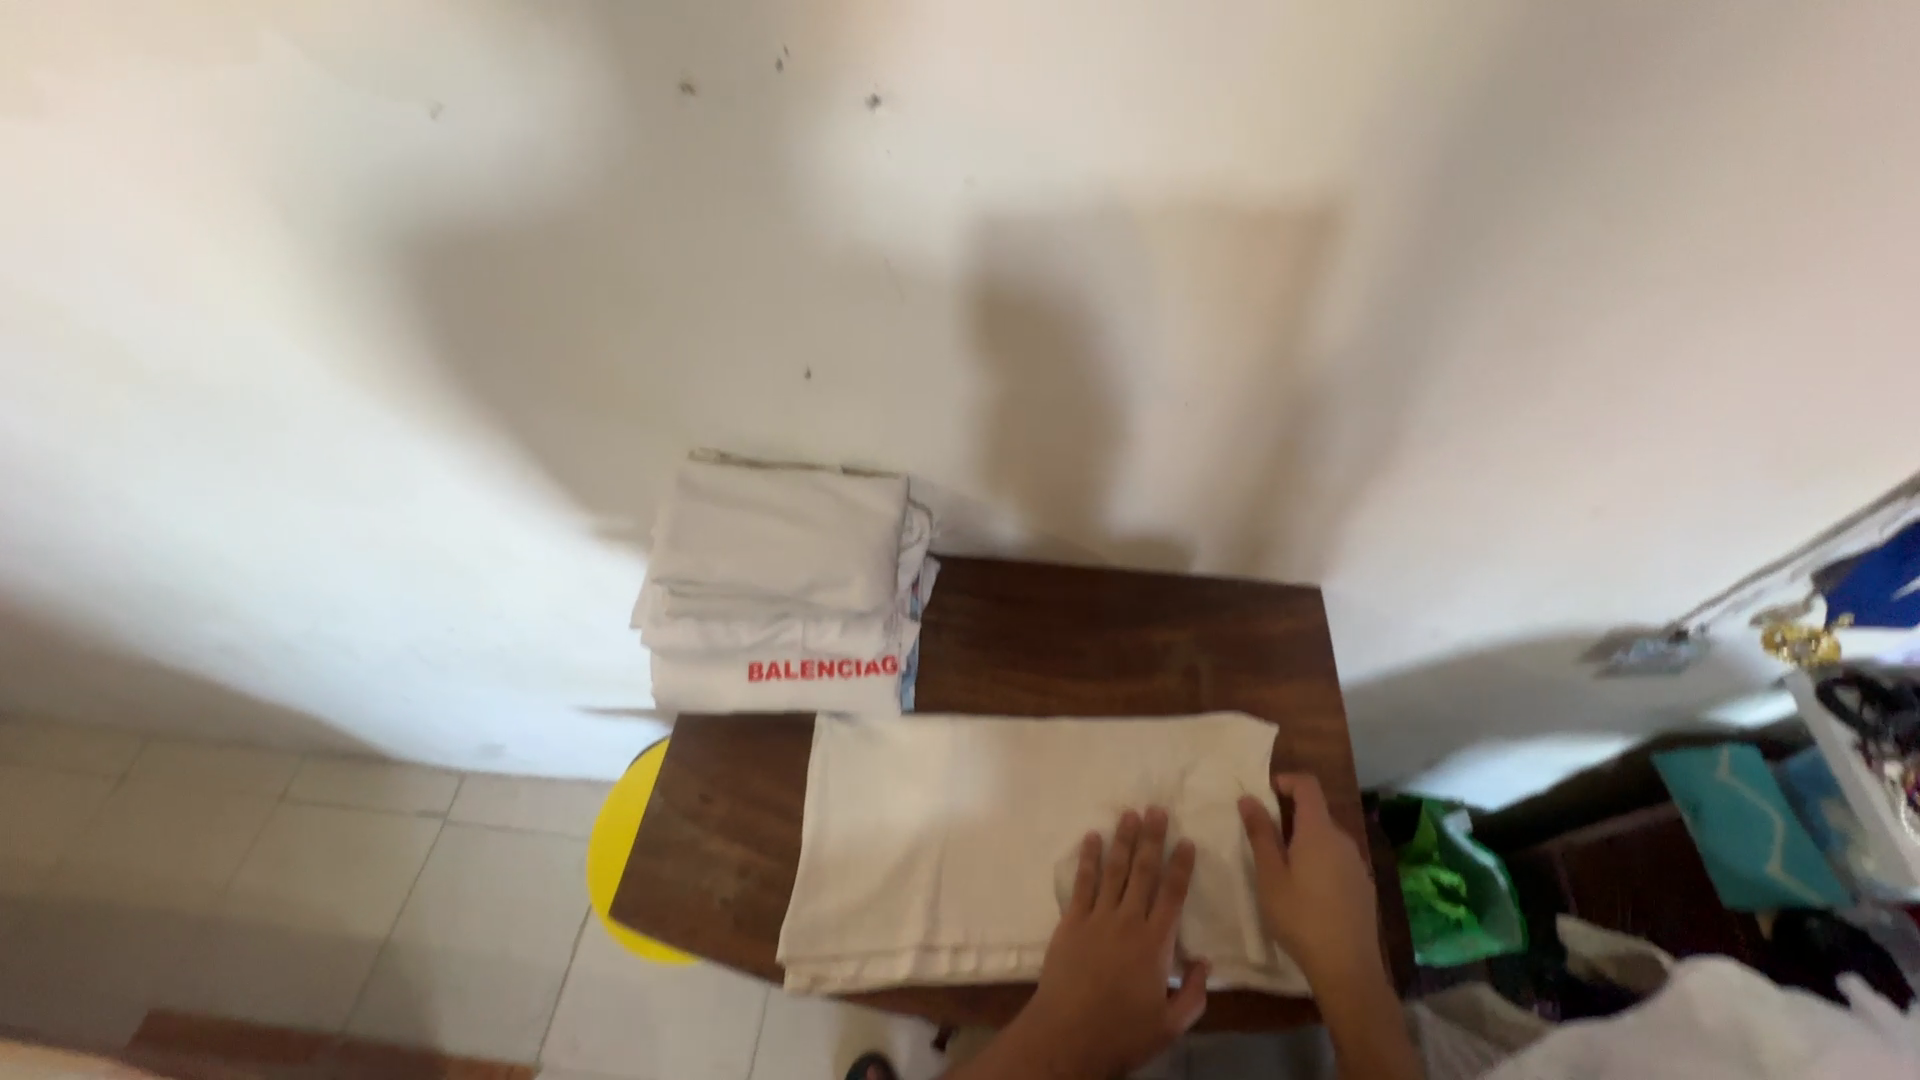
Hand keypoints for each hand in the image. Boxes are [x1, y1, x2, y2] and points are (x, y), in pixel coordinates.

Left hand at [1016, 807, 1208, 1078]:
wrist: (1069, 1035)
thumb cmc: (1123, 1033)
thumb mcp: (1171, 1025)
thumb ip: (1193, 994)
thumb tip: (1204, 963)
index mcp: (1155, 943)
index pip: (1173, 895)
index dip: (1181, 866)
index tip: (1187, 842)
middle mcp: (1128, 921)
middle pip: (1143, 872)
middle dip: (1152, 839)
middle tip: (1156, 810)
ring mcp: (1097, 918)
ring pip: (1114, 870)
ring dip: (1122, 840)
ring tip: (1129, 814)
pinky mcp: (1071, 921)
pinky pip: (1082, 883)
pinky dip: (1088, 859)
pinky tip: (1091, 838)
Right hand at [1238, 774, 1384, 990]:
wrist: (1347, 968)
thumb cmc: (1299, 916)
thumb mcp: (1269, 875)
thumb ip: (1260, 833)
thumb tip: (1249, 798)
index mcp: (1318, 831)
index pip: (1308, 786)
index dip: (1286, 780)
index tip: (1264, 792)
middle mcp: (1343, 840)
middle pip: (1317, 812)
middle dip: (1290, 814)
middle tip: (1262, 836)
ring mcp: (1356, 865)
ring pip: (1327, 837)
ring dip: (1303, 839)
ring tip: (1280, 866)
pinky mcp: (1362, 887)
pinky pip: (1337, 859)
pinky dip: (1318, 860)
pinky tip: (1305, 890)